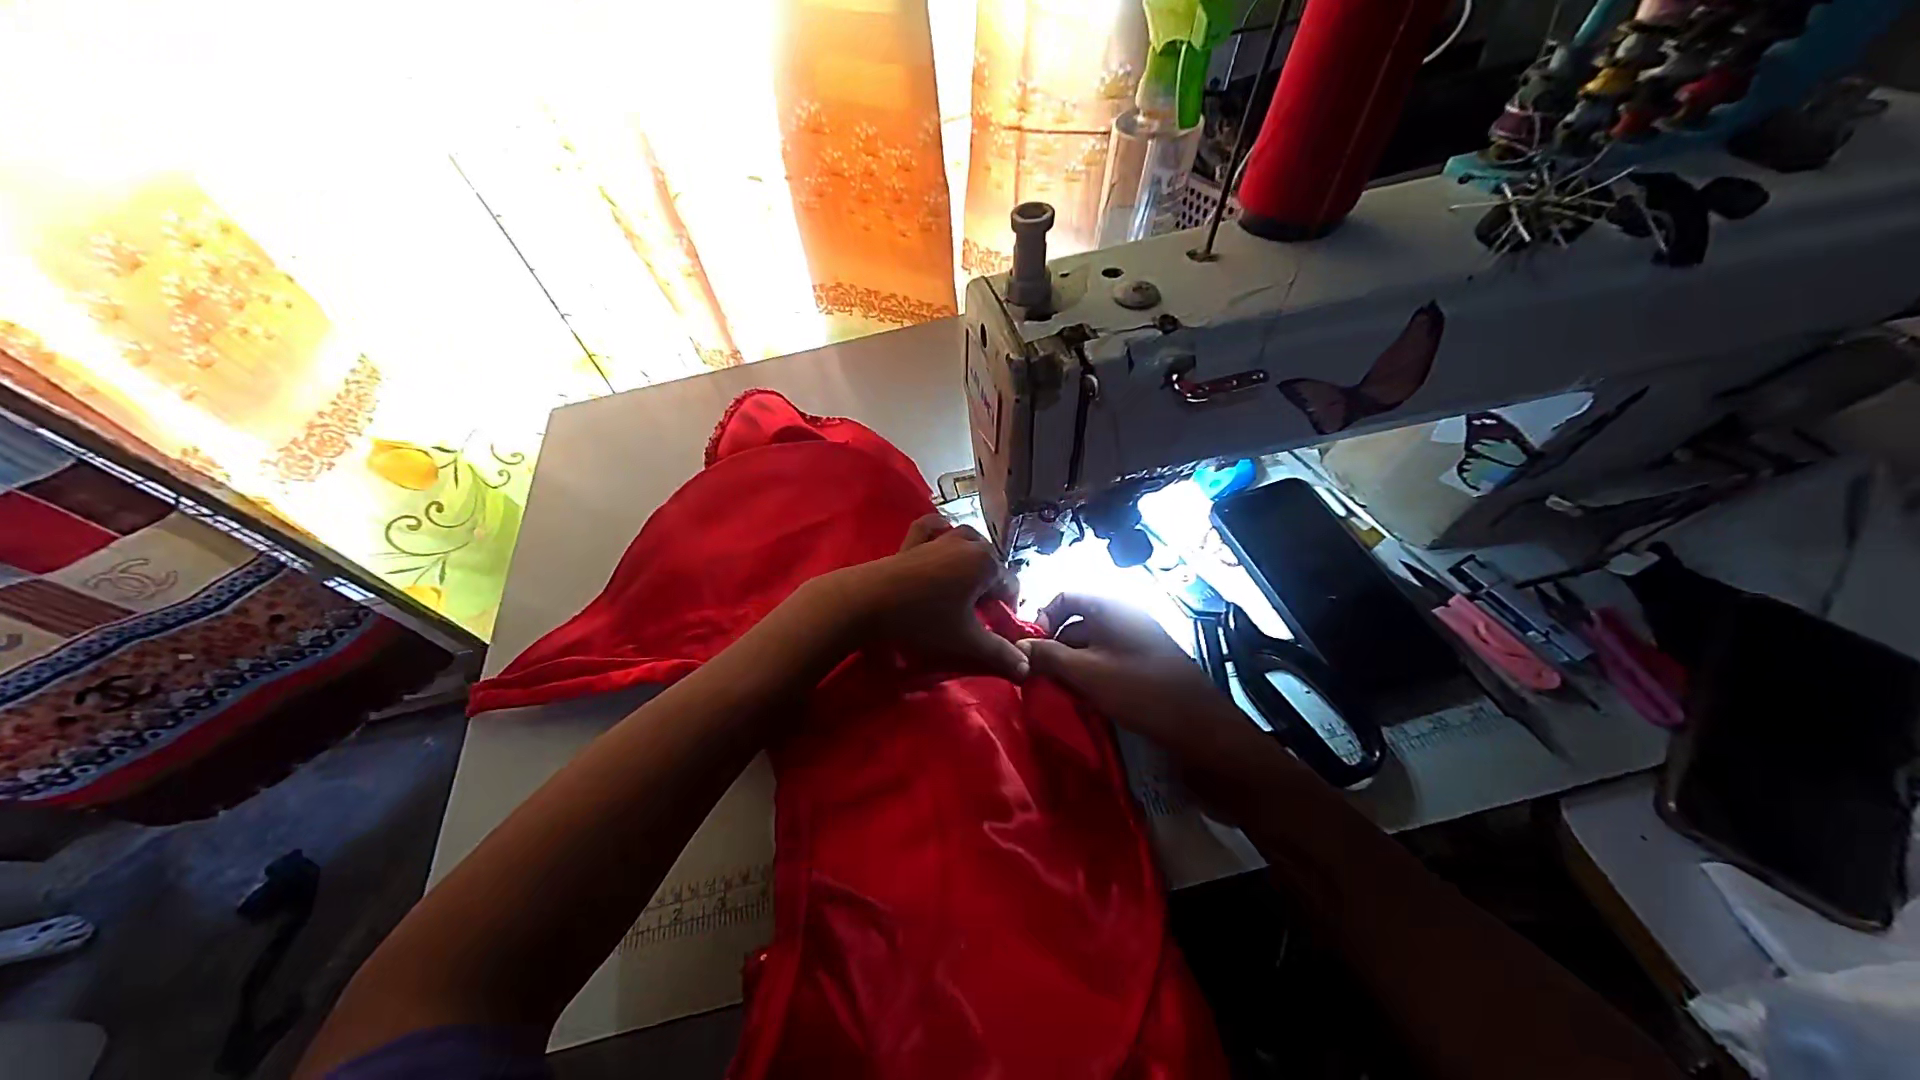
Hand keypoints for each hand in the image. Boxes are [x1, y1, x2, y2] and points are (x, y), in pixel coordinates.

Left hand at [823, 514, 1028, 680]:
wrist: (867, 602)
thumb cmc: (923, 620)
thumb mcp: (966, 641)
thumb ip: (999, 654)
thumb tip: (1026, 669)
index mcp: (986, 563)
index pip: (1011, 588)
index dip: (1006, 612)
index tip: (994, 632)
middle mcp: (968, 542)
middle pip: (992, 565)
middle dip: (990, 588)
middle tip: (976, 616)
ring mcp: (940, 537)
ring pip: (968, 542)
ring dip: (971, 561)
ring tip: (962, 589)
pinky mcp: (914, 539)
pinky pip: (934, 529)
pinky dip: (940, 532)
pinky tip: (940, 541)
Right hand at [1017, 593, 1240, 749]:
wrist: (1200, 729)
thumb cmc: (1140, 691)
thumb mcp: (1085, 672)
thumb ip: (1047, 656)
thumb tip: (1015, 646)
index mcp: (1112, 607)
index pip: (1065, 596)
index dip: (1042, 617)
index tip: (1029, 647)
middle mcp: (1125, 617)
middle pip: (1076, 621)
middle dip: (1054, 646)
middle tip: (1038, 675)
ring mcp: (1138, 642)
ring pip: (1091, 645)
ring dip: (1071, 664)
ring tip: (1058, 691)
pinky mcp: (1145, 666)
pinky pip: (1108, 662)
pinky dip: (1090, 675)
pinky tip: (1084, 699)